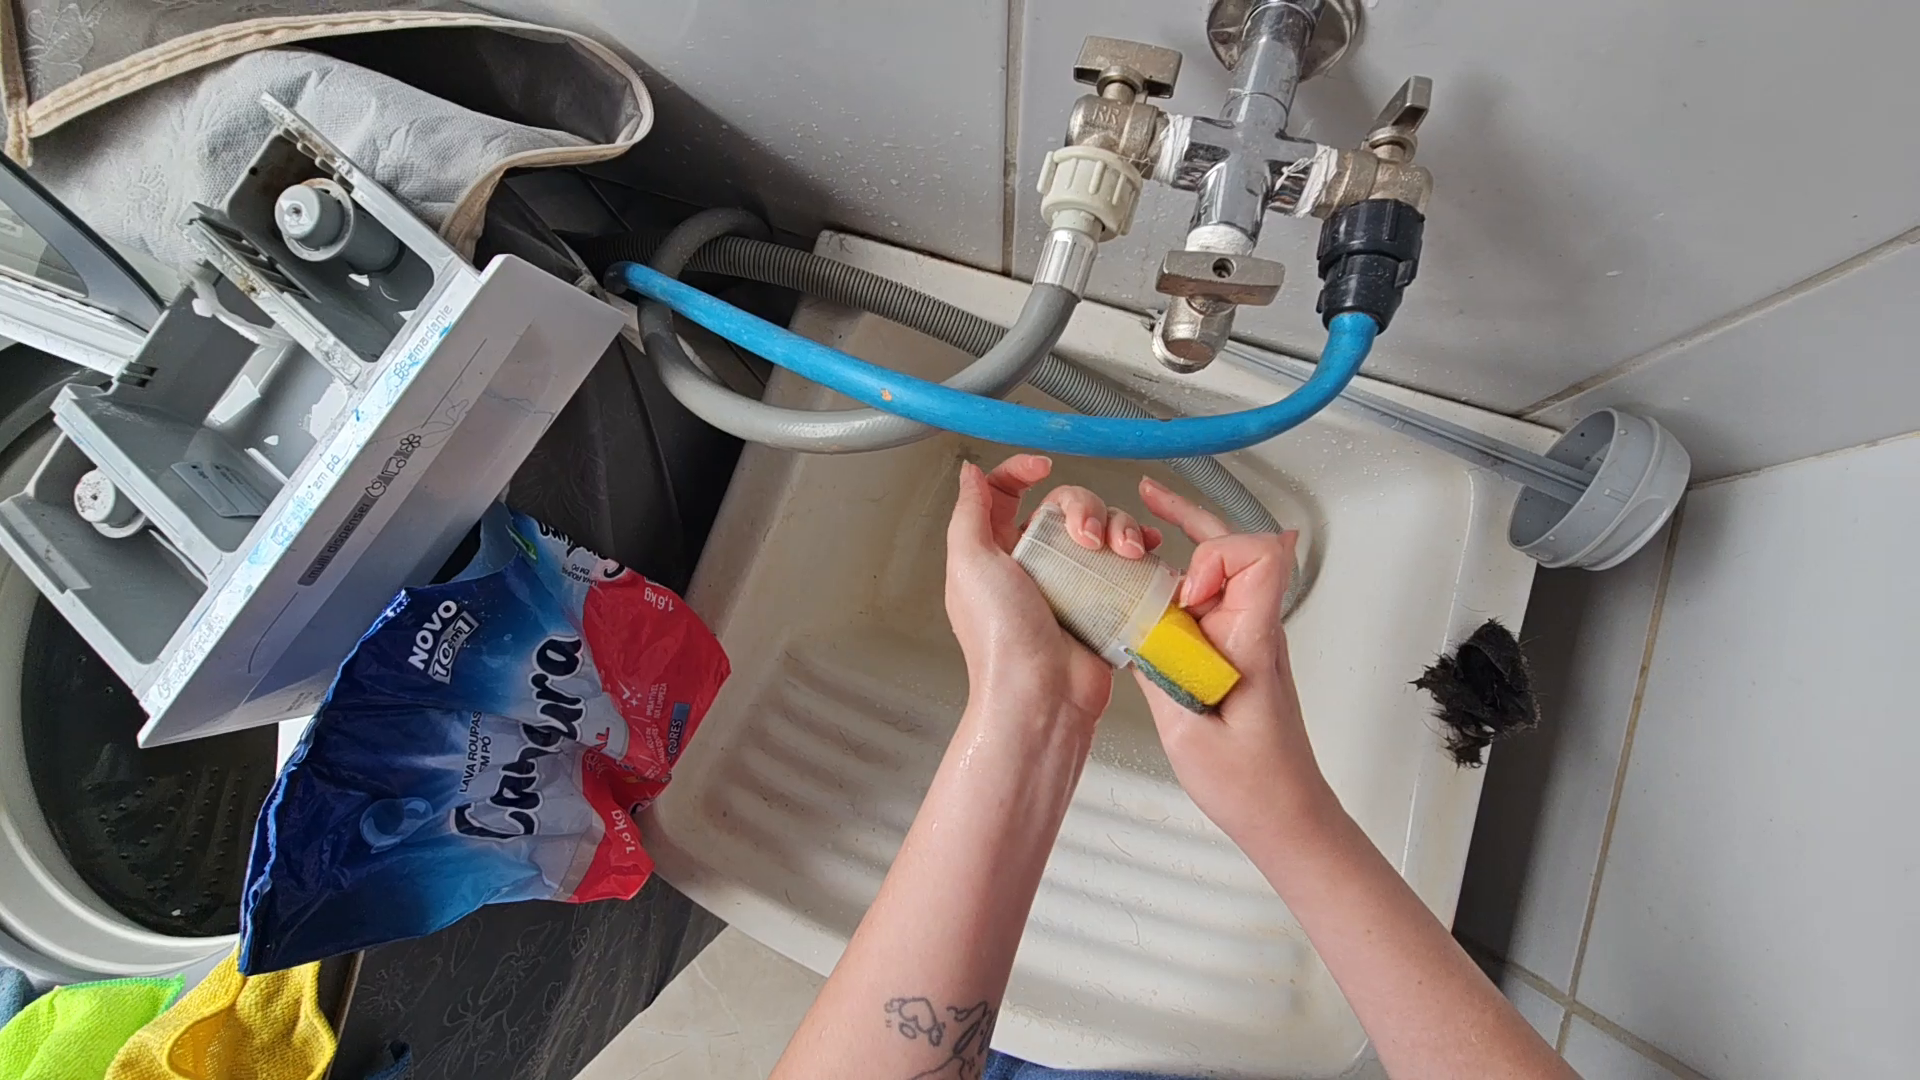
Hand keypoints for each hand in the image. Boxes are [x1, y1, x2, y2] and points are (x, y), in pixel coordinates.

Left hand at [945, 455, 1161, 725]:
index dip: (1021, 470)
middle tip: (1088, 536)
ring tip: (1126, 551)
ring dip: (1117, 526)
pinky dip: (1139, 548)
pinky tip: (1146, 551)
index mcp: (994, 549)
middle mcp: (1032, 561)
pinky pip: (1125, 560)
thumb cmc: (1001, 638)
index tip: (1042, 466)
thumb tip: (969, 472)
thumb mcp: (969, 564)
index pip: (1005, 492)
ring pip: (1099, 528)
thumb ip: (968, 512)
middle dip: (1084, 506)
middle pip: (1063, 505)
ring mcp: (1070, 580)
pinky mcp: (1102, 599)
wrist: (1042, 695)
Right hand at [1133, 477, 1330, 845]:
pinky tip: (1149, 580)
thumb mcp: (1186, 728)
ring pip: (1221, 570)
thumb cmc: (1249, 784)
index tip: (1184, 594)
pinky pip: (1209, 600)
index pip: (1259, 557)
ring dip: (1183, 542)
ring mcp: (1244, 638)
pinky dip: (1178, 580)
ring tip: (1138, 526)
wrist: (1286, 816)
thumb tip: (1132, 621)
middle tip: (1147, 494)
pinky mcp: (1233, 651)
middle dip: (1190, 516)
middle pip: (1238, 548)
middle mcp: (1253, 628)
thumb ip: (1158, 666)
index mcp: (1252, 640)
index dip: (1214, 557)